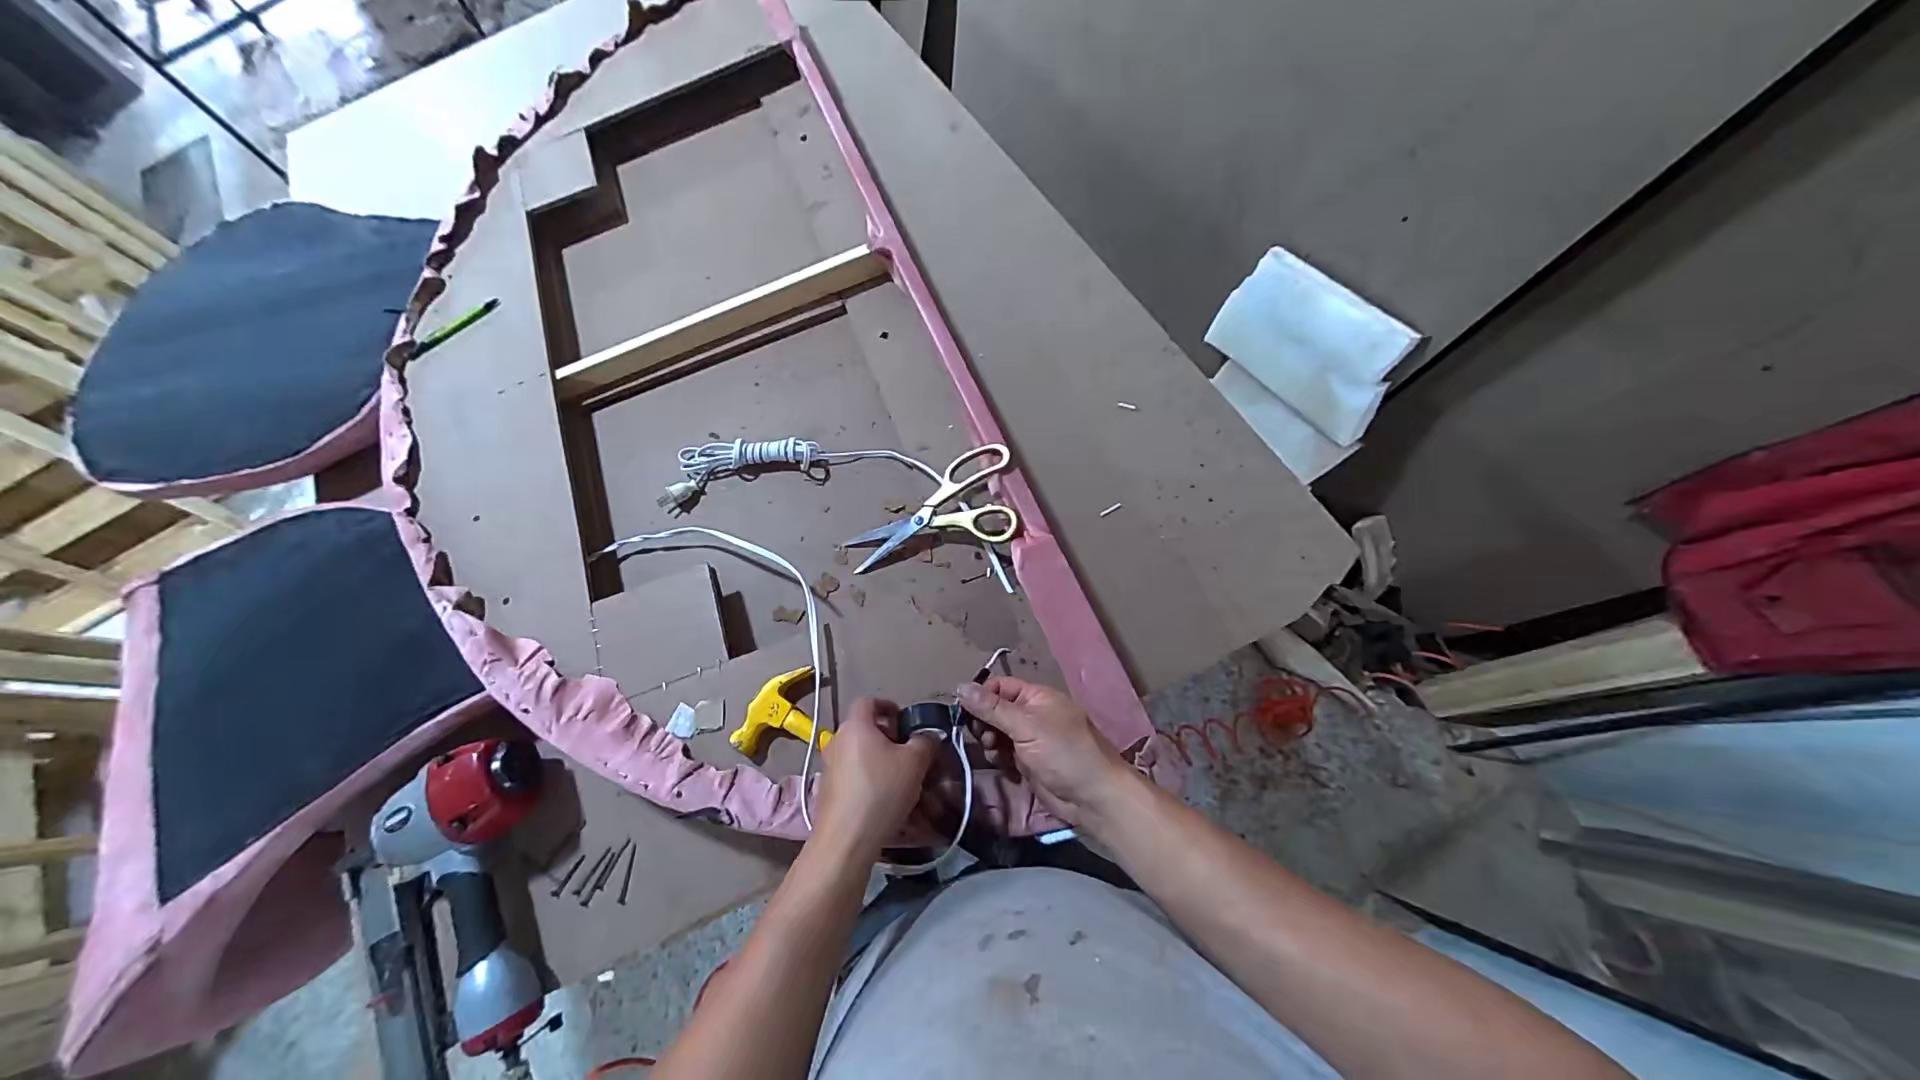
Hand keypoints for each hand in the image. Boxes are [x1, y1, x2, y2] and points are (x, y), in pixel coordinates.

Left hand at [811, 698, 937, 856]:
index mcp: (856, 726)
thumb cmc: (881, 791)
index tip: (904, 719)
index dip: (888, 706)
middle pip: (864, 729)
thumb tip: (927, 737)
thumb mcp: (915, 763)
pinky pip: (852, 776)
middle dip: (887, 737)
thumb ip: (925, 743)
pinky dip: (868, 780)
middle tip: (908, 752)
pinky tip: (884, 800)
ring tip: (901, 780)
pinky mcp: (826, 791)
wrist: (845, 840)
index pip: (868, 701)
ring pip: (858, 755)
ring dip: (879, 761)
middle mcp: (836, 741)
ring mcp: (828, 767)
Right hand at [955, 677, 1132, 828]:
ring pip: (997, 736)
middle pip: (996, 712)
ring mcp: (1030, 742)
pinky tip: (1000, 767)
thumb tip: (960, 686)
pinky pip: (1003, 756)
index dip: (982, 697)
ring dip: (990, 744)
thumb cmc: (1064, 753)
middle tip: (983, 738)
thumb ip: (992, 708)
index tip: (966, 712)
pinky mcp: (1028, 765)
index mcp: (1037, 698)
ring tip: (994, 755)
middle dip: (984, 724)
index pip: (1001, 687)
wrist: (1093, 798)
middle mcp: (1033, 716)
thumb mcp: (1027, 726)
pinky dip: (998, 760)